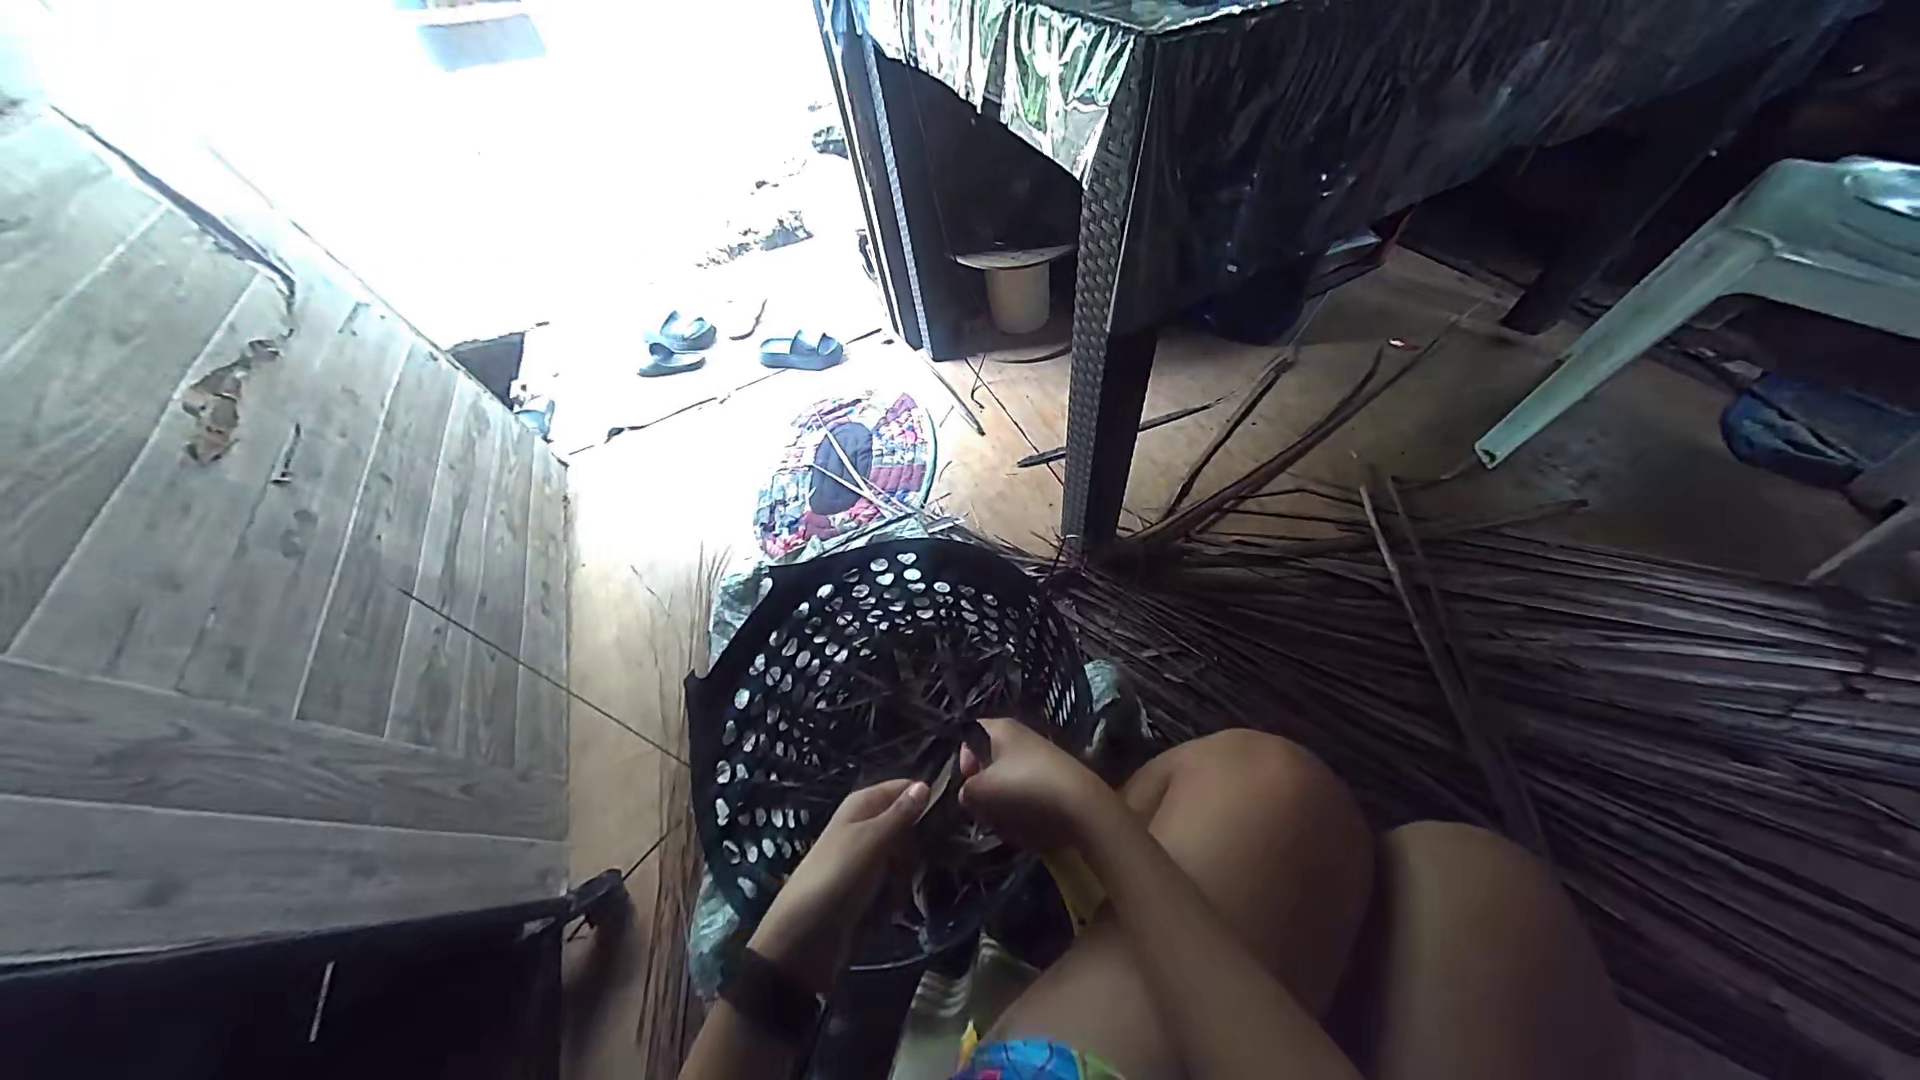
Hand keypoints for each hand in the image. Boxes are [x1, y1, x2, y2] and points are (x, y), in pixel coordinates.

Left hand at [748, 778, 928, 992]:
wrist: (804, 939)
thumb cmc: (838, 877)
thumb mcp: (872, 840)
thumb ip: (901, 814)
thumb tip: (925, 784)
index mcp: (863, 804)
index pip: (905, 788)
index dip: (927, 798)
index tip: (953, 814)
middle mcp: (865, 825)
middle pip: (908, 823)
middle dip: (919, 842)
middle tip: (927, 856)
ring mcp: (867, 858)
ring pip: (905, 855)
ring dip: (908, 872)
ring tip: (902, 887)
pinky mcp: (868, 887)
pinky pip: (895, 881)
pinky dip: (897, 892)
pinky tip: (894, 904)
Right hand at [958, 717, 1112, 849]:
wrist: (1081, 805)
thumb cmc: (1025, 788)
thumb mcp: (981, 791)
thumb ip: (966, 791)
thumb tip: (969, 794)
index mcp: (1001, 727)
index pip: (968, 734)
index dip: (963, 758)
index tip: (968, 780)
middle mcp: (1019, 736)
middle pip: (987, 761)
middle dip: (983, 786)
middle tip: (985, 805)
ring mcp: (1038, 758)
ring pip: (1005, 781)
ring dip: (1001, 803)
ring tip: (1006, 819)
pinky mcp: (1052, 779)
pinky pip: (1025, 793)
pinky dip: (1021, 809)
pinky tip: (1025, 824)